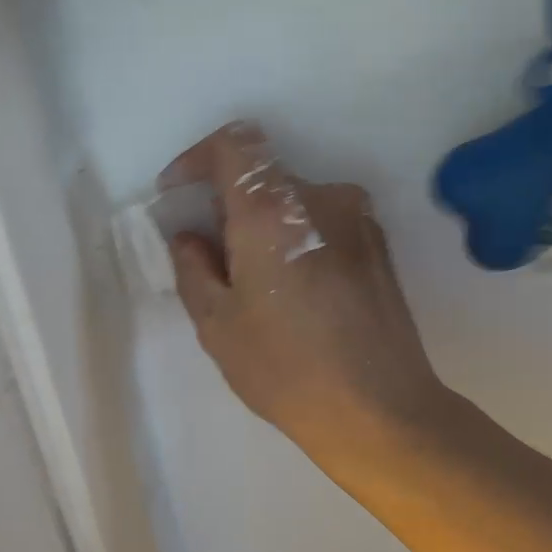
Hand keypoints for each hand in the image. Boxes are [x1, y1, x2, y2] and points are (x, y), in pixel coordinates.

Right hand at [163, 122, 450, 460]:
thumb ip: (194, 269)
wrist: (375, 406)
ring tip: (246, 284)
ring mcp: (358, 219)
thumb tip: (189, 238)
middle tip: (204, 256)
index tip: (174, 193)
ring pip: (293, 204)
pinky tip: (286, 295)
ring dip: (261, 227)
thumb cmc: (282, 368)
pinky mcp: (377, 246)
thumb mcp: (217, 324)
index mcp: (273, 211)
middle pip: (263, 176)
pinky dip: (292, 241)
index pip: (234, 145)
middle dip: (225, 205)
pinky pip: (321, 225)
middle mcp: (322, 198)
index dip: (197, 158)